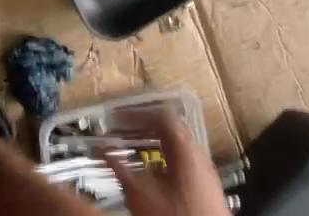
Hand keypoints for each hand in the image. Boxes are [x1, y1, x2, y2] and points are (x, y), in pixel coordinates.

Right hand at [107, 111, 231, 215]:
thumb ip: (120, 168)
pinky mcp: (206, 192)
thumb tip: (101, 149)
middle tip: (121, 132)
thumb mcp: (141, 194)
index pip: (163, 117)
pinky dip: (163, 163)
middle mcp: (199, 158)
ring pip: (177, 150)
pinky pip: (183, 166)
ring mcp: (206, 176)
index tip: (117, 118)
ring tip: (131, 153)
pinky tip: (149, 177)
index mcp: (186, 151)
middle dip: (143, 130)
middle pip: (171, 132)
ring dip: (152, 147)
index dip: (138, 114)